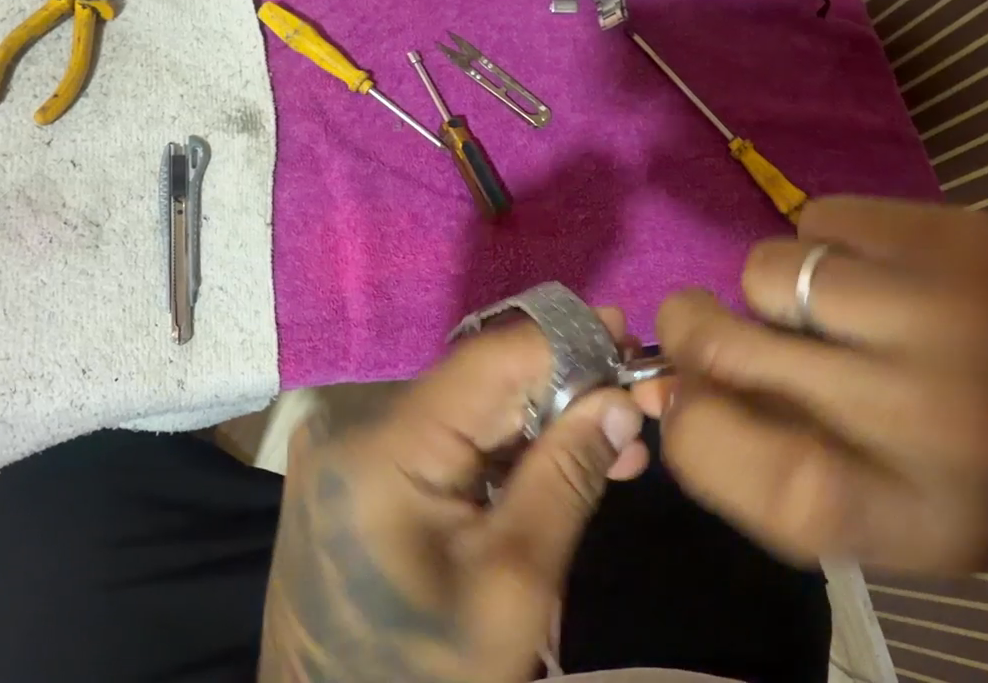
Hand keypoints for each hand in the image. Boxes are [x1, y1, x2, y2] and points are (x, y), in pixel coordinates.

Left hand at [258, 312, 648, 682]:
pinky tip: (555, 465)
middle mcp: (358, 428)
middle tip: (634, 404)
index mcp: (386, 448)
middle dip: (561, 388)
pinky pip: (444, 442)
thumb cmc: (430, 672)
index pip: (486, 360)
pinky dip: (501, 451)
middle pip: (477, 383)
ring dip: (538, 422)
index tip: (627, 339)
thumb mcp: (514, 583)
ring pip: (466, 410)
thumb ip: (566, 478)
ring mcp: (353, 452)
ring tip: (613, 444)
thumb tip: (618, 400)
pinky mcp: (359, 475)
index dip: (562, 342)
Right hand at [645, 196, 987, 574]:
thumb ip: (762, 468)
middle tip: (706, 324)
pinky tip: (875, 275)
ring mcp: (946, 309)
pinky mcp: (961, 234)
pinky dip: (825, 247)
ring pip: (765, 270)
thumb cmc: (974, 482)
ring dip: (770, 291)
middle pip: (722, 345)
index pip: (713, 449)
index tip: (686, 396)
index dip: (678, 414)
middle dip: (692, 328)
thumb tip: (667, 382)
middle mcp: (919, 411)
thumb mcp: (873, 517)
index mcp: (891, 506)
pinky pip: (821, 218)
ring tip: (825, 309)